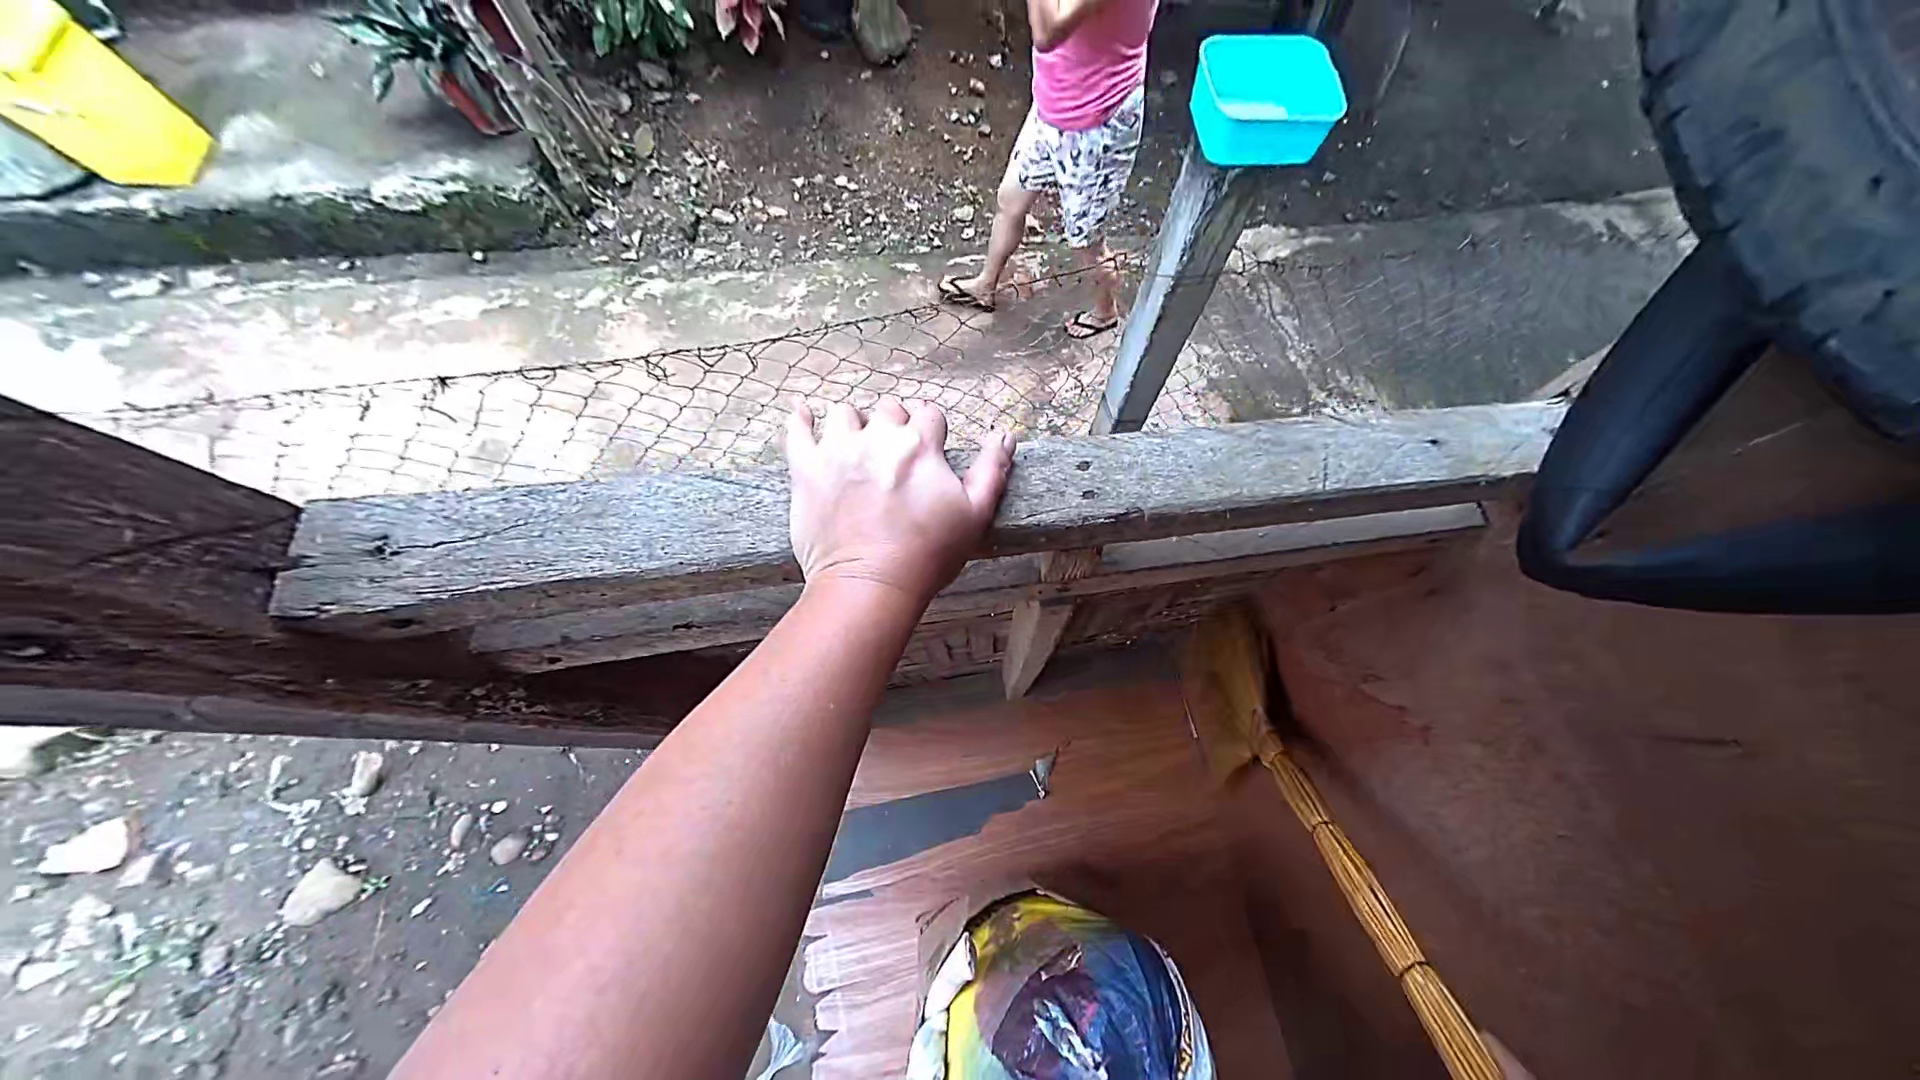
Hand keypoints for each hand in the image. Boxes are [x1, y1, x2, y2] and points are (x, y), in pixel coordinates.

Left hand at [785, 396, 1014, 603]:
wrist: (870, 586)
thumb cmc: (927, 554)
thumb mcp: (975, 515)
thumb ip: (992, 469)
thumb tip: (1004, 435)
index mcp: (921, 446)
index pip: (929, 414)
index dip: (931, 429)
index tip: (928, 444)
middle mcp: (879, 438)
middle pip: (889, 410)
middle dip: (895, 425)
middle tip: (894, 454)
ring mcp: (838, 450)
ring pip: (845, 413)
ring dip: (854, 423)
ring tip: (855, 444)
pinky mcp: (807, 469)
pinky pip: (797, 429)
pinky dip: (801, 419)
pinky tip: (803, 413)